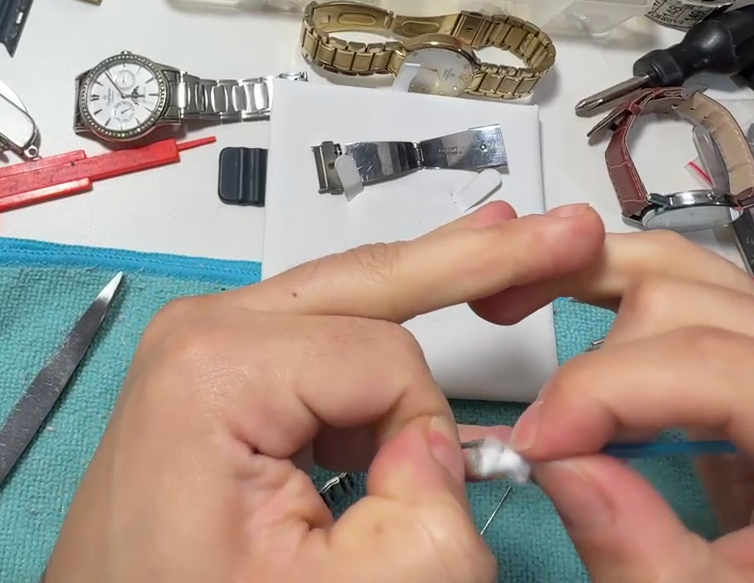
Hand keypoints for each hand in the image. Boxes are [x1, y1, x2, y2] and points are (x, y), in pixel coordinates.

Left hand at [46, 203, 607, 582]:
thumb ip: (422, 523)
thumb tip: (434, 438)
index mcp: (218, 366)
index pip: (383, 354)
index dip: (422, 433)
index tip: (406, 497)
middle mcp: (204, 326)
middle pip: (367, 277)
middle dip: (468, 258)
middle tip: (550, 230)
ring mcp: (204, 337)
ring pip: (347, 301)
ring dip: (428, 288)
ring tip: (497, 255)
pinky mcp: (212, 360)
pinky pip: (315, 337)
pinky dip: (375, 343)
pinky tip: (419, 319)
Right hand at [500, 230, 753, 581]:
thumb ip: (644, 555)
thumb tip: (549, 458)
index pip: (721, 367)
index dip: (605, 390)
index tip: (532, 444)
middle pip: (692, 309)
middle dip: (599, 369)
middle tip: (544, 440)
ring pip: (679, 273)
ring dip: (586, 289)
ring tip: (510, 307)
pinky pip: (691, 280)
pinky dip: (615, 283)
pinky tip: (560, 286)